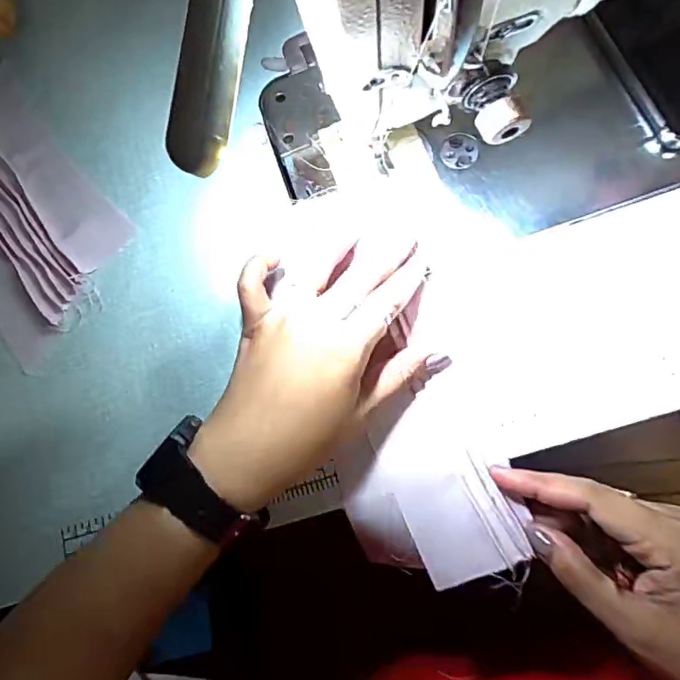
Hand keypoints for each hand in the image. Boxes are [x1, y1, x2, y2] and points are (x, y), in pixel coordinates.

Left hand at [191, 236, 445, 510]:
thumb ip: (396, 375)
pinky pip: (252, 284)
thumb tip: (434, 350)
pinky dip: (259, 264)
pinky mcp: (253, 322)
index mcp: (346, 346)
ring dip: (334, 246)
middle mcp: (316, 321)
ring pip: (311, 271)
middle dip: (386, 254)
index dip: (407, 281)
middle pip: (357, 279)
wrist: (245, 453)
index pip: (385, 304)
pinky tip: (276, 252)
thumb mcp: (361, 413)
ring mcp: (281, 317)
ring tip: (355, 226)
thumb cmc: (309, 439)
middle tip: (405, 232)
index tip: (423, 260)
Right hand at [489, 467, 679, 679]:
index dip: (541, 484)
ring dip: (570, 517)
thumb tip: (536, 533)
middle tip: (503, 500)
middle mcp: (672, 518)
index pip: (591, 496)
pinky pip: (626, 528)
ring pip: (610, 511)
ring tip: (526, 520)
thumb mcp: (635, 627)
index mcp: (666, 534)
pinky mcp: (678, 543)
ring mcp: (678, 528)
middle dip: (550, 497)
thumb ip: (581, 576)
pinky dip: (594, 534)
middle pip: (599, 497)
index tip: (499, 474)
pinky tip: (570, 541)